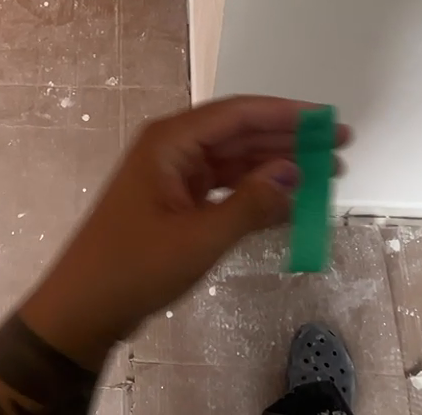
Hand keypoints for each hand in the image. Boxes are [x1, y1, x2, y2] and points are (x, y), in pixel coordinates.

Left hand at [18, 96, 350, 366]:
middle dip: (287, 138)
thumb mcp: (199, 236)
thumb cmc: (134, 266)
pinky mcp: (177, 200)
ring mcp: (173, 174)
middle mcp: (172, 147)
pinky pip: (224, 185)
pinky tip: (288, 200)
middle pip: (238, 133)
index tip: (326, 118)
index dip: (285, 113)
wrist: (84, 307)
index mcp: (170, 140)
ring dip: (275, 165)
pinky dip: (255, 191)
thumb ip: (250, 203)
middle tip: (337, 145)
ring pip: (234, 160)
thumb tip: (294, 173)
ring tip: (324, 172)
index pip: (236, 114)